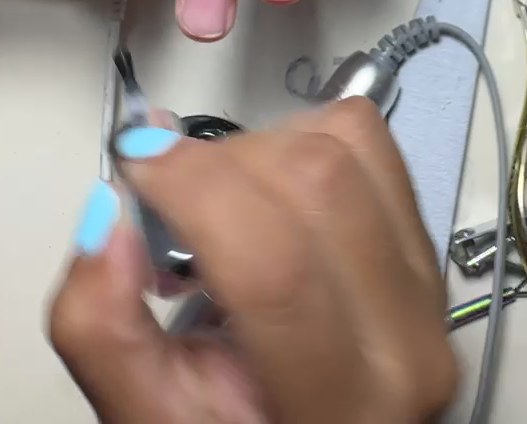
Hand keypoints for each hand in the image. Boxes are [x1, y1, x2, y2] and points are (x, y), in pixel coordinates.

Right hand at [50, 99, 456, 422]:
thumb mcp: (148, 416)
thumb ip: (103, 329)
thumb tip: (111, 217)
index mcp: (339, 401)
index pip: (275, 266)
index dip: (195, 191)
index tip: (140, 167)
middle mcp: (401, 334)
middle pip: (317, 182)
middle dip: (220, 160)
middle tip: (172, 186)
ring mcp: (423, 276)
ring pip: (347, 145)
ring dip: (262, 142)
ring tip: (222, 194)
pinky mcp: (420, 233)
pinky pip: (368, 138)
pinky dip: (306, 131)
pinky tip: (273, 182)